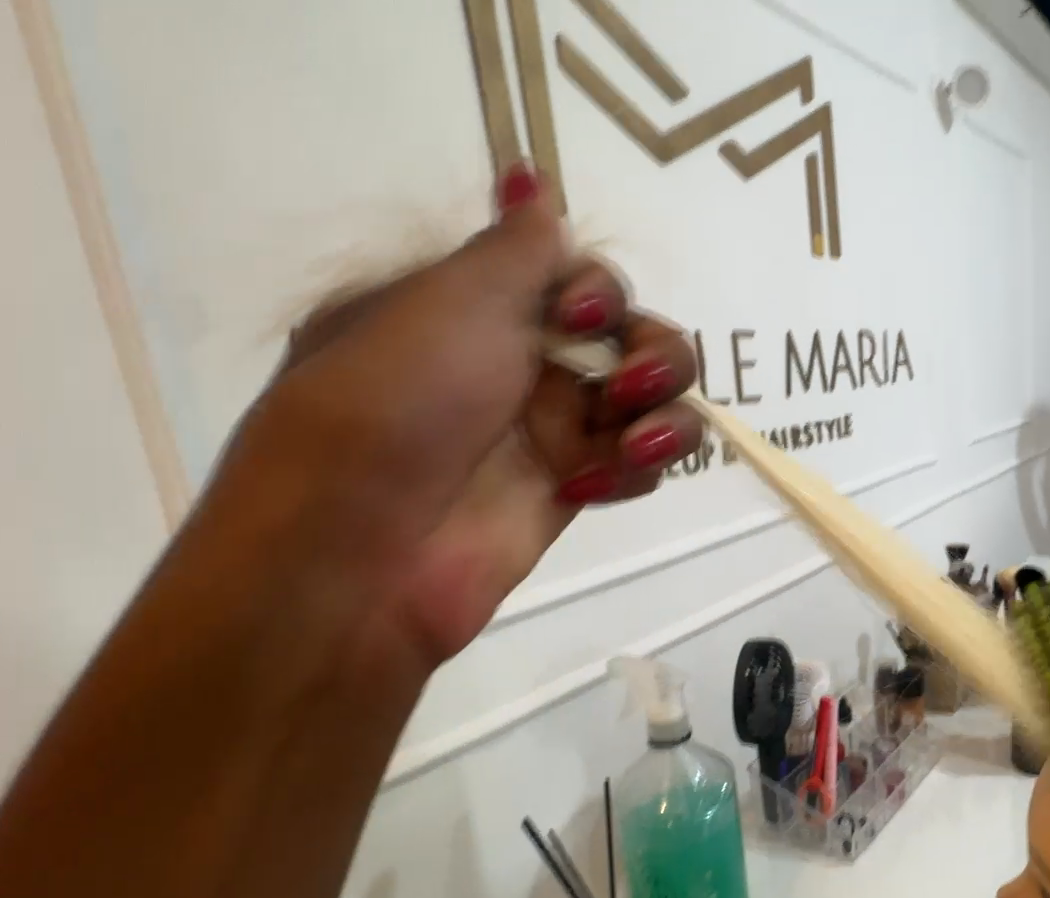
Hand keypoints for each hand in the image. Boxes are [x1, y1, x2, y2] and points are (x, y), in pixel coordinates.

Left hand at [202, 165, 702, 660]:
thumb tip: (533, 173)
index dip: (600, 293)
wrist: (364, 549)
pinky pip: (642, 462)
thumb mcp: (453, 303)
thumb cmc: (398, 404)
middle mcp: (522, 364)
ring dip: (663, 417)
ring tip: (635, 447)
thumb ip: (519, 248)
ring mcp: (554, 431)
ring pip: (654, 403)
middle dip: (654, 357)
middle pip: (635, 339)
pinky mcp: (578, 488)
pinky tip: (591, 487)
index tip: (577, 317)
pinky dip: (633, 469)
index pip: (580, 280)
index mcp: (479, 310)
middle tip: (631, 384)